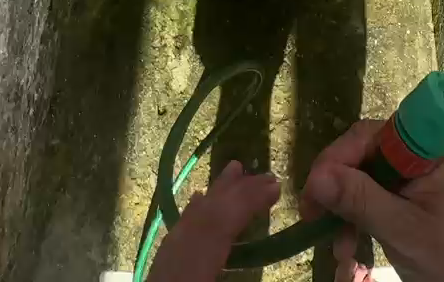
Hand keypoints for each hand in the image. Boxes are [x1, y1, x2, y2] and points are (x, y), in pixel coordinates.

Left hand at [147, 160, 281, 281]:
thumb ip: (242, 268)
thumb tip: (287, 267)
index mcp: (187, 277)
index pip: (215, 230)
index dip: (245, 204)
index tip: (275, 187)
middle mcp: (170, 268)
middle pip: (201, 222)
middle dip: (233, 195)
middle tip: (266, 176)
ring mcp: (159, 273)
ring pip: (184, 227)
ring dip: (213, 199)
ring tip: (234, 172)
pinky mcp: (156, 279)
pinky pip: (174, 241)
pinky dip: (192, 218)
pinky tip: (198, 205)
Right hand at [303, 121, 443, 281]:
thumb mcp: (406, 232)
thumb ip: (362, 201)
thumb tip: (316, 177)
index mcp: (428, 145)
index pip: (368, 134)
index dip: (337, 157)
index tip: (314, 192)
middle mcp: (422, 150)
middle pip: (363, 156)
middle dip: (338, 192)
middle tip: (315, 225)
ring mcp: (419, 174)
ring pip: (366, 179)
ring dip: (346, 214)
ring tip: (341, 254)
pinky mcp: (416, 197)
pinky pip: (378, 197)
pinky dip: (361, 222)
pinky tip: (352, 251)